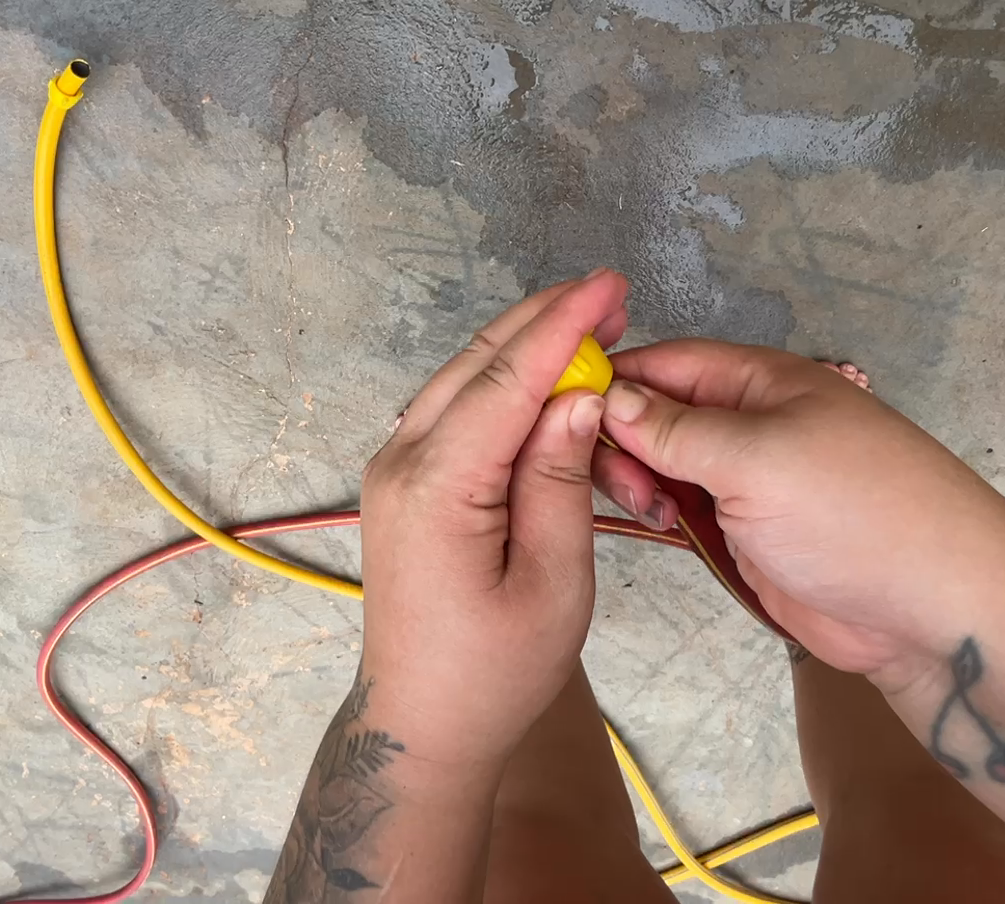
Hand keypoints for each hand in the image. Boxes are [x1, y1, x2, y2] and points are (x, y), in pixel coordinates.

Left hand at [357, 271, 628, 765]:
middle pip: (476, 364)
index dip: (562, 327)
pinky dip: (500, 381)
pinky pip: (453, 408)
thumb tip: (578, 397)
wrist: (423, 720)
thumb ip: (560, 481)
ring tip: (585, 325)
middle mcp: (401, 461)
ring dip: (522, 345)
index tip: (610, 284)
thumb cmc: (495, 670)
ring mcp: (394, 466)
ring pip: (461, 378)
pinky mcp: (403, 477)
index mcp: (437, 487)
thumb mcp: (551, 584)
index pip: (506, 382)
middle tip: (607, 293)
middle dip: (543, 320)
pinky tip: (539, 376)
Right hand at [589, 339, 1004, 688]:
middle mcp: (744, 421)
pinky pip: (681, 504)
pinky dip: (660, 511)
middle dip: (622, 437)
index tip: (558, 407)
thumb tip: (608, 395)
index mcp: (756, 382)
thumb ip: (674, 429)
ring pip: (662, 461)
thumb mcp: (756, 459)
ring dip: (639, 478)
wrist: (935, 615)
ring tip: (648, 509)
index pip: (664, 362)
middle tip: (618, 479)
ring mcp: (742, 476)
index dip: (610, 377)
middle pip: (655, 412)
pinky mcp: (742, 525)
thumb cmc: (852, 512)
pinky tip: (661, 527)